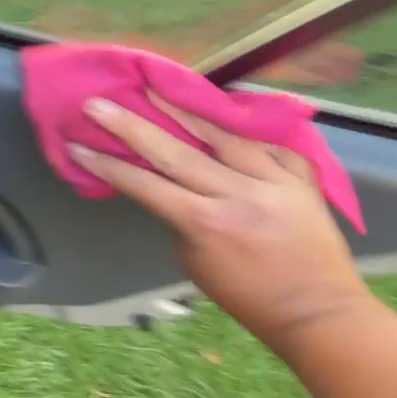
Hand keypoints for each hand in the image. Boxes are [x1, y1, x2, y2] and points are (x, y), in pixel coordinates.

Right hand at [69, 93, 372, 350]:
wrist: (319, 310)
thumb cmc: (243, 293)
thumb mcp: (191, 257)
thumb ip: (177, 215)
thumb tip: (164, 183)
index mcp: (204, 221)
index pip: (143, 183)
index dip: (106, 164)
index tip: (77, 144)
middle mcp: (238, 195)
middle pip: (174, 151)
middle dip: (131, 125)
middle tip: (98, 103)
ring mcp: (275, 183)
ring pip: (224, 135)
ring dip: (184, 109)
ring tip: (155, 87)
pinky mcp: (302, 180)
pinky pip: (268, 145)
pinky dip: (243, 129)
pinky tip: (221, 112)